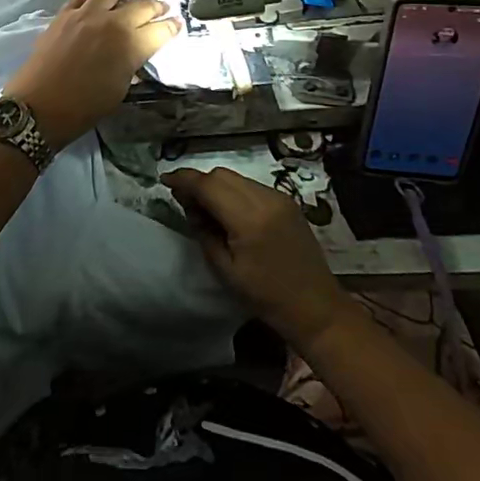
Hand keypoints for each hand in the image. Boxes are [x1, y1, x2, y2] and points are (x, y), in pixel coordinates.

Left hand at [4, 0, 178, 146]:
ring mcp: (85, 15)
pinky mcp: (63, 16)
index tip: (177, 24)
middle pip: (141, 6)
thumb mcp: (119, 90)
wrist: (38, 108)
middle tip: (163, 7)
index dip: (172, 27)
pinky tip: (96, 1)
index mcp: (130, 45)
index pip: (160, 31)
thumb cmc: (83, 107)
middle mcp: (111, 22)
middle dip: (156, 6)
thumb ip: (130, 66)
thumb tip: (134, 55)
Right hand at [162, 167, 350, 345]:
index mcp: (249, 218)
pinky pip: (252, 186)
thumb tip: (190, 204)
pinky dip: (234, 192)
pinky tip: (229, 212)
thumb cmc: (265, 296)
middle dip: (199, 182)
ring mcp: (280, 197)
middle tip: (184, 202)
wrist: (315, 305)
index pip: (209, 185)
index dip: (184, 179)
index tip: (164, 180)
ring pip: (237, 178)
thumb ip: (204, 231)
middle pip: (222, 174)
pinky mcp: (288, 201)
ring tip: (206, 209)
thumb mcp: (225, 269)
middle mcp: (266, 198)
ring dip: (217, 186)